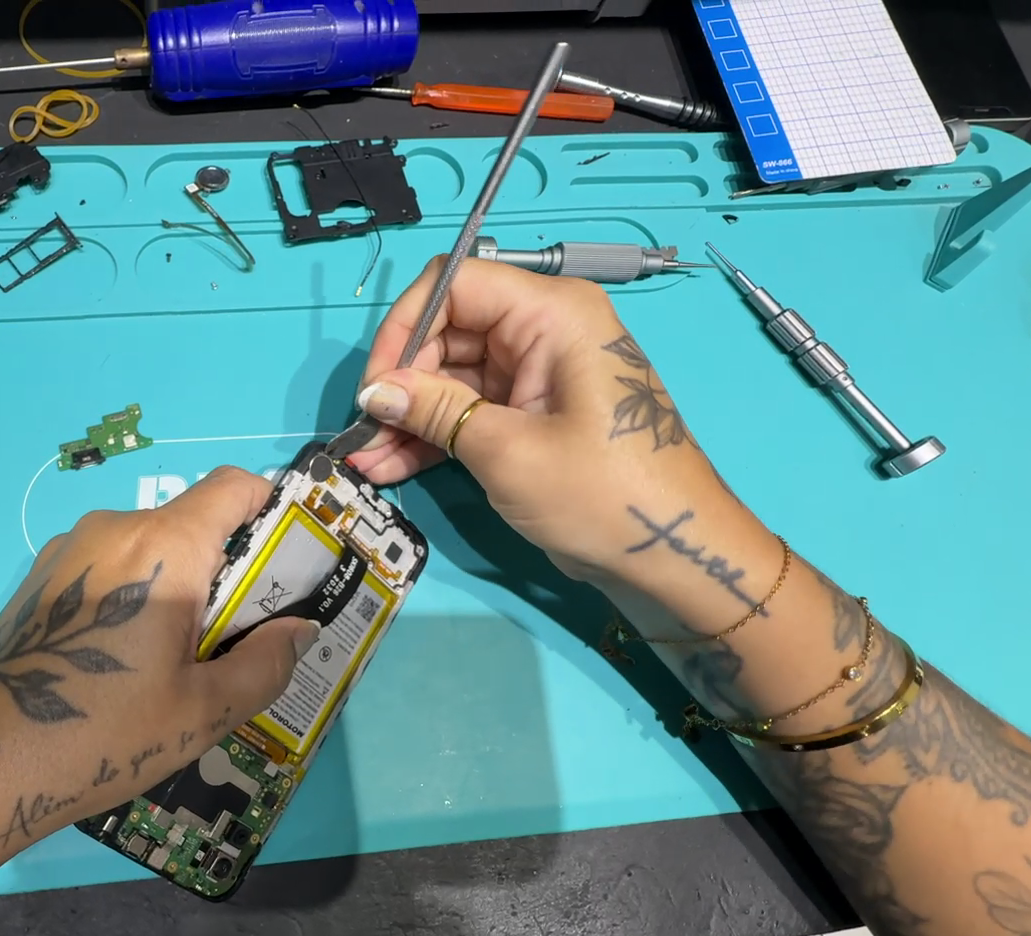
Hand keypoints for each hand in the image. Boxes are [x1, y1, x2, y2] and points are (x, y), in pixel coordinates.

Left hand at [0, 467, 316, 865]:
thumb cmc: (105, 735)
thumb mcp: (203, 712)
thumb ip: (266, 665)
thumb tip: (302, 630)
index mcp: (165, 547)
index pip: (233, 485)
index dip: (269, 507)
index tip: (281, 558)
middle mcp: (116, 528)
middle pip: (193, 521)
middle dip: (226, 564)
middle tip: (232, 632)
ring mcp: (71, 547)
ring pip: (149, 542)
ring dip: (178, 579)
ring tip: (172, 652)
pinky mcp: (42, 574)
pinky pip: (110, 561)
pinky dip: (135, 588)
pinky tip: (119, 653)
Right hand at [347, 258, 734, 580]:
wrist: (667, 555)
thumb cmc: (599, 493)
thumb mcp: (505, 449)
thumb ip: (434, 411)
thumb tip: (372, 392)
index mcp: (550, 314)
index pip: (455, 285)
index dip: (405, 329)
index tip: (374, 387)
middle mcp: (539, 332)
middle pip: (446, 334)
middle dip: (399, 384)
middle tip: (363, 434)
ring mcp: (531, 376)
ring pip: (448, 379)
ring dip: (405, 418)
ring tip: (365, 459)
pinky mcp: (525, 415)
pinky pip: (464, 412)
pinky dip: (429, 437)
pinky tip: (388, 466)